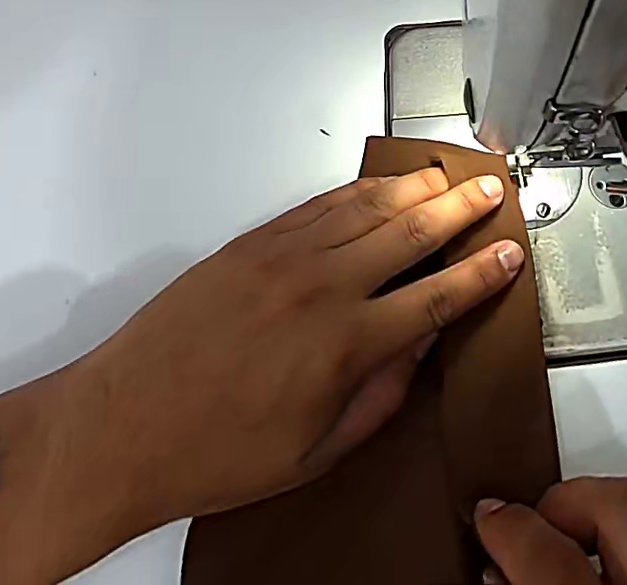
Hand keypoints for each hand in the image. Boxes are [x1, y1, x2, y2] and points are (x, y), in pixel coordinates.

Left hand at [0, 168, 524, 582]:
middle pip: (412, 231)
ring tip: (447, 175)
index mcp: (345, 346)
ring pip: (370, 204)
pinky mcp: (255, 240)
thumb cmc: (215, 451)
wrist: (118, 425)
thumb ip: (381, 394)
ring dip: (416, 186)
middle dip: (460, 207)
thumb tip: (419, 345)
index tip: (507, 253)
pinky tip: (383, 183)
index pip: (437, 297)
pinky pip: (321, 203)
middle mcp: (323, 288)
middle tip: (489, 190)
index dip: (481, 273)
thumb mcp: (315, 451)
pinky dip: (361, 188)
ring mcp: (287, 255)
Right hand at [476, 477, 626, 584]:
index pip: (554, 557)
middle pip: (621, 504)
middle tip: (526, 521)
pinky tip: (595, 563)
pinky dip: (621, 540)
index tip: (489, 517)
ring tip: (559, 542)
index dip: (509, 528)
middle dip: (564, 499)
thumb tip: (496, 566)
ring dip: (593, 515)